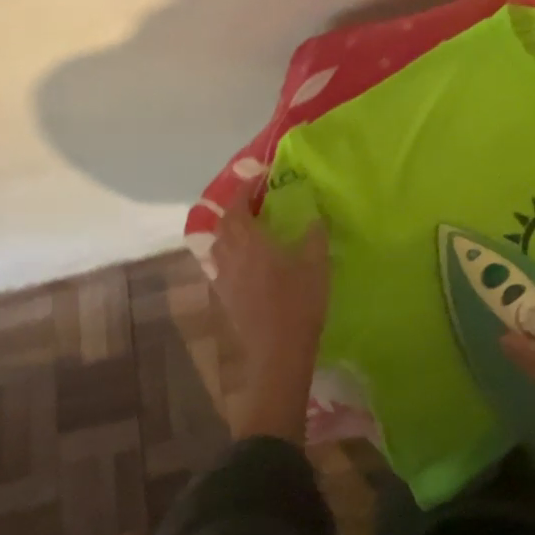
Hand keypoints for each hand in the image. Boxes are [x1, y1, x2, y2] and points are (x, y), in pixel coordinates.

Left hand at [209, 202, 328, 441]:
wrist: (278, 353)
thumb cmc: (298, 303)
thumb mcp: (316, 265)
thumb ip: (315, 236)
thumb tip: (315, 215)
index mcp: (249, 242)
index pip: (237, 207)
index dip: (244, 191)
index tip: (258, 181)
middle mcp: (230, 255)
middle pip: (223, 225)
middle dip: (235, 210)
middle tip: (255, 204)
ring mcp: (224, 278)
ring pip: (219, 245)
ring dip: (230, 232)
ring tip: (249, 230)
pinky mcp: (225, 297)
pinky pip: (221, 265)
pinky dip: (230, 254)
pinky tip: (247, 261)